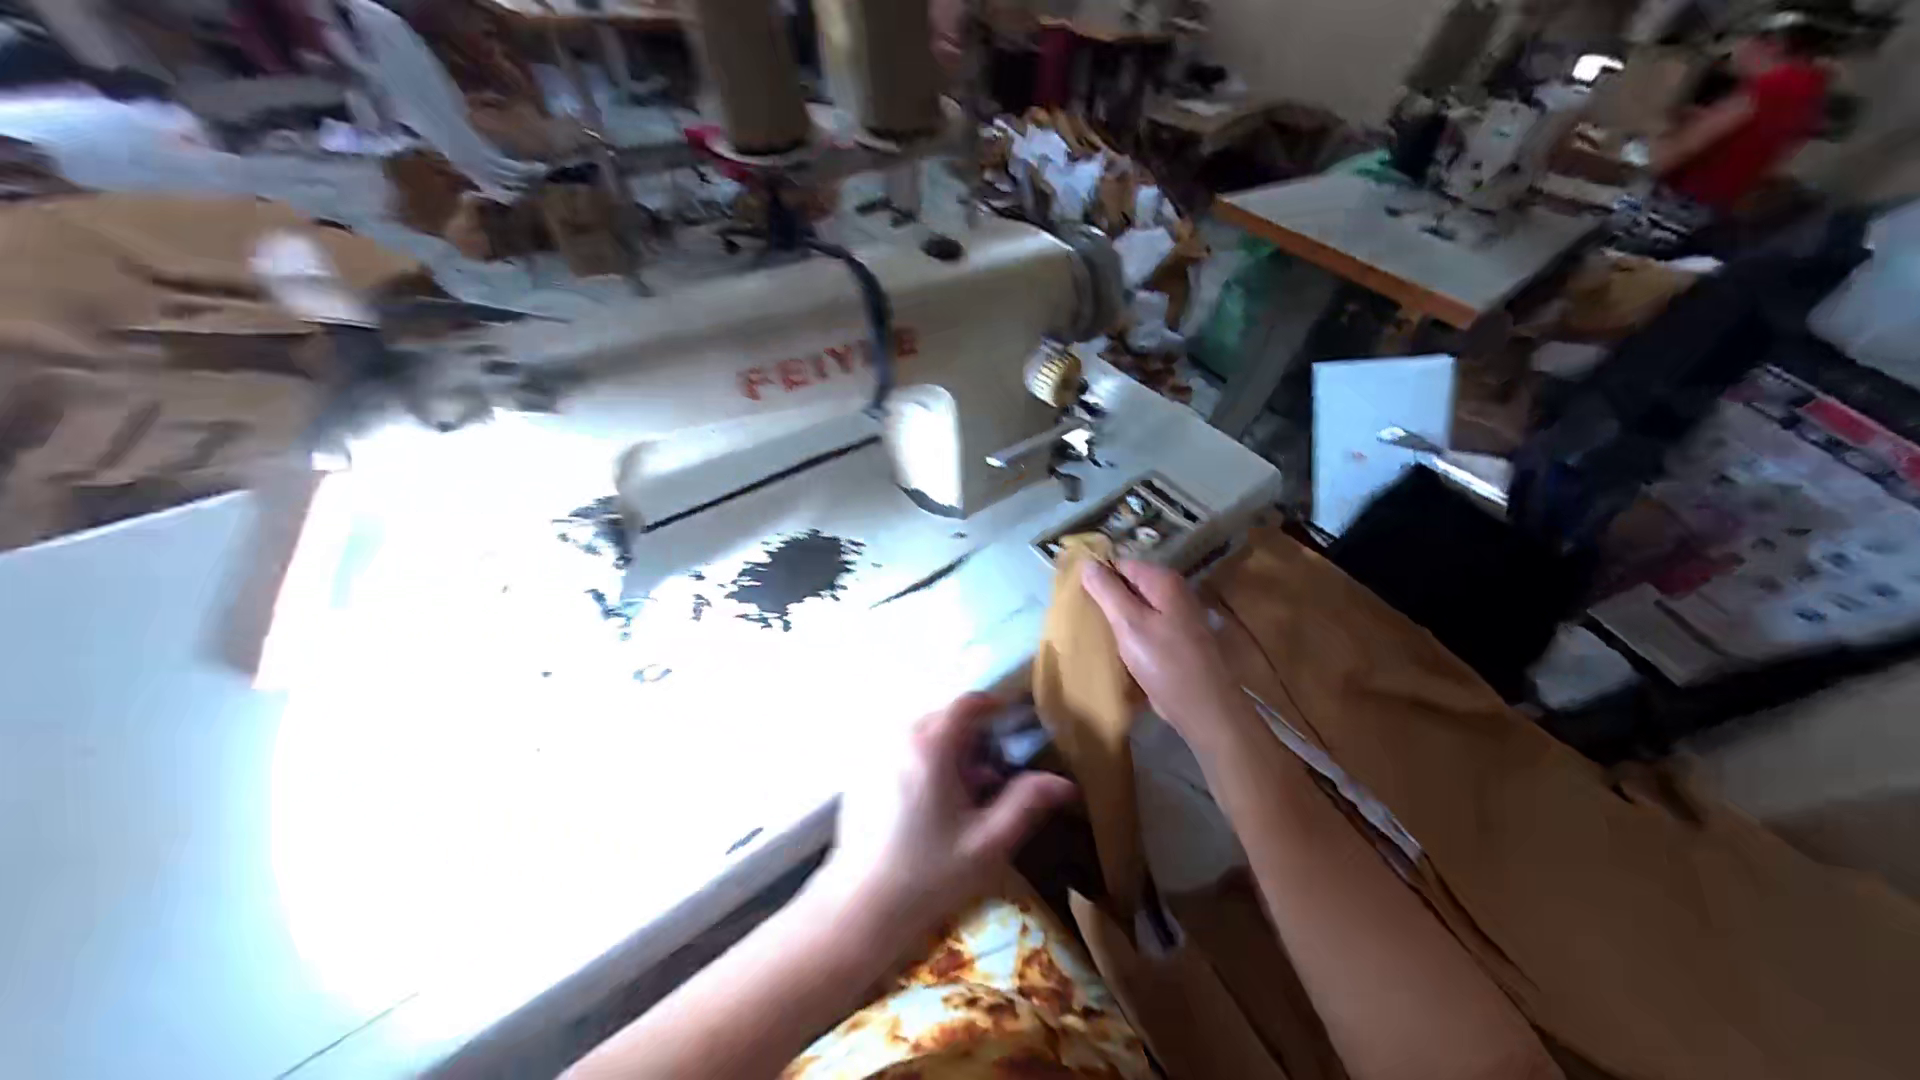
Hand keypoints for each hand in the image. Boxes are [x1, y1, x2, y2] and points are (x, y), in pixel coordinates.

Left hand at [811, 693, 1076, 961]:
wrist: (858, 907)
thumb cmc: (928, 875)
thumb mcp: (987, 843)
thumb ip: (1026, 804)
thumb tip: (1064, 783)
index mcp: (930, 746)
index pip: (967, 703)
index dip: (995, 707)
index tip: (1014, 727)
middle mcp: (898, 738)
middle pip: (944, 718)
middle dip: (972, 738)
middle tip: (990, 776)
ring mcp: (874, 753)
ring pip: (922, 734)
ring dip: (947, 751)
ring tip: (961, 796)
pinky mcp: (860, 771)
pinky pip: (900, 749)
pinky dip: (921, 761)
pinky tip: (929, 805)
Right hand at [1081, 559, 1251, 749]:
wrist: (1204, 708)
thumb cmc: (1165, 663)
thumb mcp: (1129, 623)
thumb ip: (1107, 590)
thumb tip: (1086, 562)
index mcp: (1163, 581)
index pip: (1120, 565)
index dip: (1097, 578)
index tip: (1075, 596)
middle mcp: (1174, 592)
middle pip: (1129, 585)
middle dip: (1106, 599)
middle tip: (1080, 616)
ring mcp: (1177, 616)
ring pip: (1136, 608)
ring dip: (1116, 619)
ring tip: (1093, 633)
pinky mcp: (1176, 639)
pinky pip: (1145, 627)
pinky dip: (1130, 634)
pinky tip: (1115, 649)